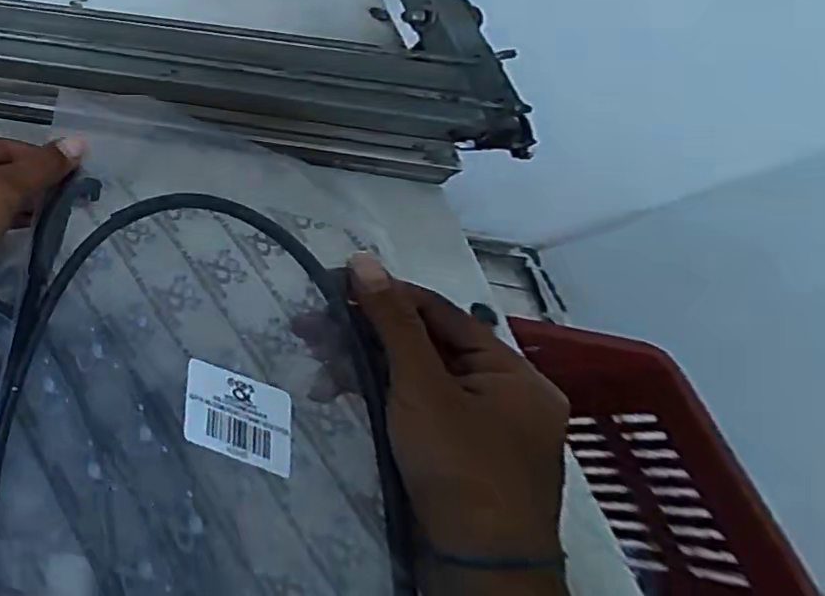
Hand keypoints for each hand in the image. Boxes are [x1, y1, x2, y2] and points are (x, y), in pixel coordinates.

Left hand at [0, 126, 81, 291]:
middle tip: (68, 197)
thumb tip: (81, 142)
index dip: (40, 161)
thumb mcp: (5, 188)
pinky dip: (4, 222)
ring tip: (54, 214)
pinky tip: (28, 230)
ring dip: (20, 205)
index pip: (6, 146)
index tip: (73, 176)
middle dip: (30, 184)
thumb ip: (43, 167)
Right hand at [344, 253, 568, 565]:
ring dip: (360, 362)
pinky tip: (332, 392)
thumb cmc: (459, 467)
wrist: (477, 572)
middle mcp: (500, 392)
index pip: (438, 312)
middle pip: (421, 342)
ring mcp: (475, 422)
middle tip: (311, 325)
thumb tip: (363, 259)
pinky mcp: (451, 446)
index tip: (333, 284)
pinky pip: (409, 402)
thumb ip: (392, 321)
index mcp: (513, 374)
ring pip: (409, 372)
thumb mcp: (421, 387)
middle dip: (362, 332)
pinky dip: (373, 393)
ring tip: (315, 358)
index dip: (384, 293)